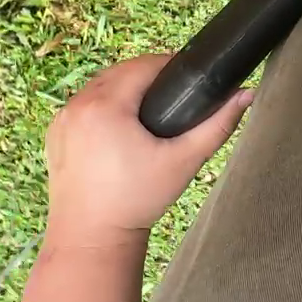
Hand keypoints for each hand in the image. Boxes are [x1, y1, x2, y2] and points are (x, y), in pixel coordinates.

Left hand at [43, 54, 252, 249]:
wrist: (92, 237)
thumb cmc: (139, 198)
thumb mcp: (185, 160)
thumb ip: (218, 124)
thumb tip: (247, 94)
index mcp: (105, 106)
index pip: (143, 65)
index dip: (171, 66)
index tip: (190, 83)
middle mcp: (77, 105)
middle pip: (121, 72)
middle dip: (150, 77)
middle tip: (177, 97)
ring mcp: (62, 119)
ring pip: (102, 85)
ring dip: (127, 88)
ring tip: (154, 108)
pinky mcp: (55, 133)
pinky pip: (85, 103)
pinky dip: (106, 103)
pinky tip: (125, 122)